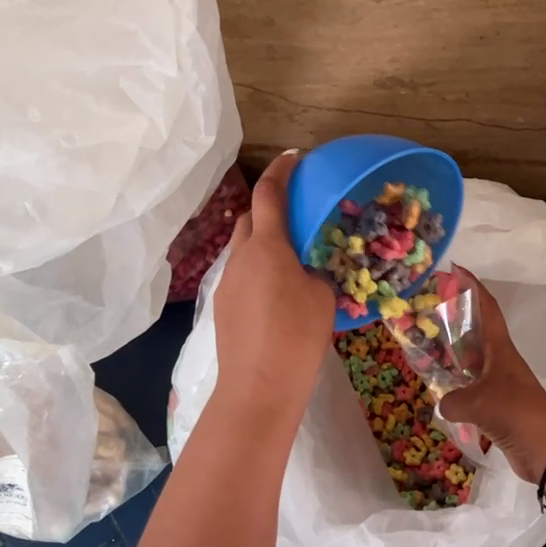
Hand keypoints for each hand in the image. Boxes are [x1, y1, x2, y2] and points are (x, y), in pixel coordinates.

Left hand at [210, 151, 335, 418]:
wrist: (258, 388)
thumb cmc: (297, 337)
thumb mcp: (322, 297)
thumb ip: (316, 271)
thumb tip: (310, 267)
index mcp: (267, 246)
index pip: (268, 194)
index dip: (280, 171)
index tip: (293, 158)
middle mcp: (240, 257)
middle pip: (249, 218)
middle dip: (269, 207)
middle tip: (297, 212)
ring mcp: (227, 282)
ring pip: (243, 247)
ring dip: (262, 240)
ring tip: (289, 254)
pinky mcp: (223, 306)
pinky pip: (241, 272)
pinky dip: (257, 267)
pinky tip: (276, 290)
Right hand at [437, 268, 545, 482]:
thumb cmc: (516, 414)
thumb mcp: (478, 403)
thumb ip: (452, 400)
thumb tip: (442, 403)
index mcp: (501, 349)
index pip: (487, 308)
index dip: (473, 287)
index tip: (456, 269)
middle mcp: (500, 361)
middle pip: (476, 331)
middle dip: (456, 317)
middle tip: (429, 309)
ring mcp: (500, 384)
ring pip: (472, 360)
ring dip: (454, 352)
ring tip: (427, 346)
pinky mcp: (498, 406)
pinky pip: (472, 387)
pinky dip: (456, 384)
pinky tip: (440, 388)